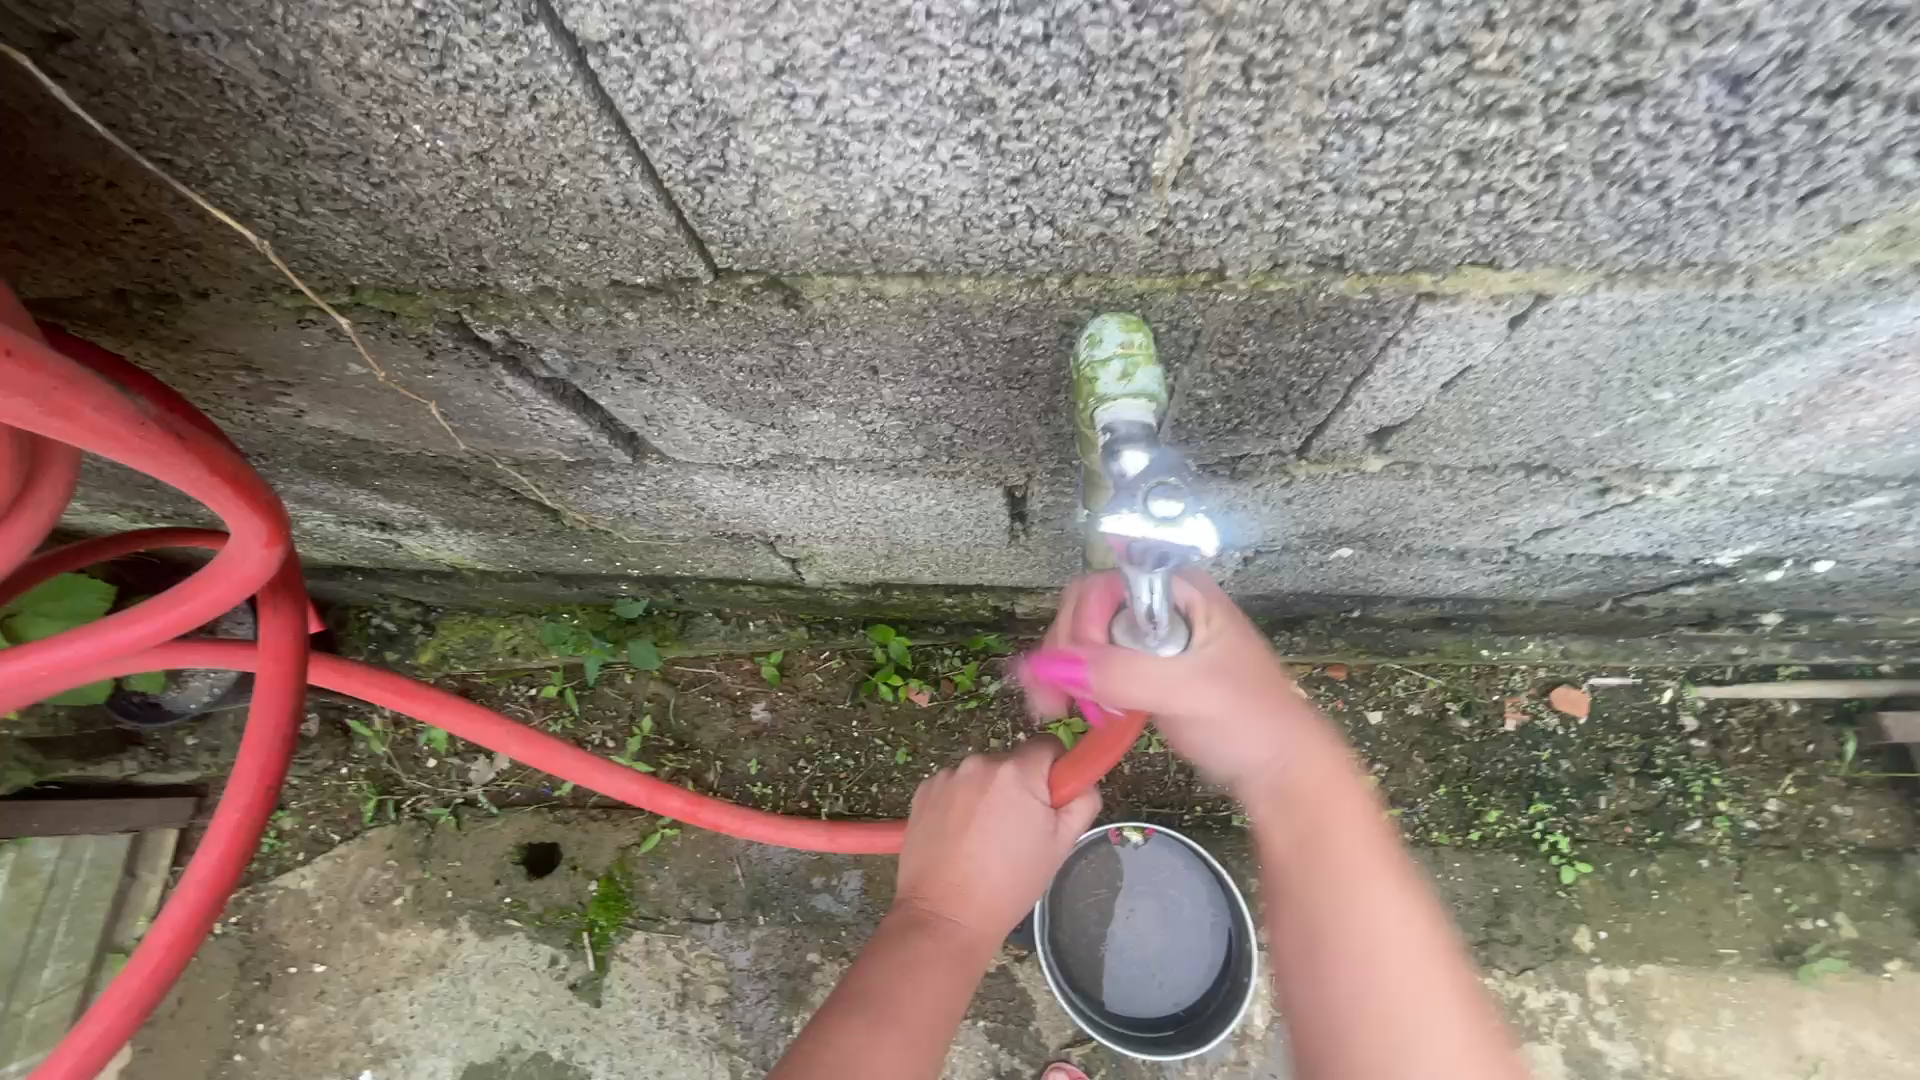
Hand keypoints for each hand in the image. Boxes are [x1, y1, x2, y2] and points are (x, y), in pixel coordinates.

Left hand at [892, 739, 1100, 946]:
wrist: (945, 916)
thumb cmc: (1010, 884)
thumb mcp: (1061, 847)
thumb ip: (1082, 802)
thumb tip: (1083, 780)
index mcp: (1018, 772)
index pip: (1048, 746)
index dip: (1054, 772)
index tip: (1050, 802)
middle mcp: (980, 762)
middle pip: (1013, 762)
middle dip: (1020, 787)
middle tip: (1018, 830)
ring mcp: (948, 775)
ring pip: (982, 775)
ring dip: (988, 794)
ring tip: (984, 840)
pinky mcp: (923, 789)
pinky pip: (955, 785)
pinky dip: (960, 802)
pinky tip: (959, 838)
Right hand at [1019, 569, 1330, 793]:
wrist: (1280, 771)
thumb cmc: (1249, 722)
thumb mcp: (1186, 692)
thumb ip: (1121, 674)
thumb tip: (1048, 665)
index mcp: (1179, 590)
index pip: (1103, 586)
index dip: (1083, 625)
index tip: (1080, 672)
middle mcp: (1160, 604)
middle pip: (1085, 609)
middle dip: (1067, 653)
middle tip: (1056, 699)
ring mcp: (1151, 638)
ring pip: (1084, 638)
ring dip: (1066, 672)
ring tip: (1069, 710)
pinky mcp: (1144, 668)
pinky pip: (1095, 665)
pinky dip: (1079, 686)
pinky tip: (1080, 712)